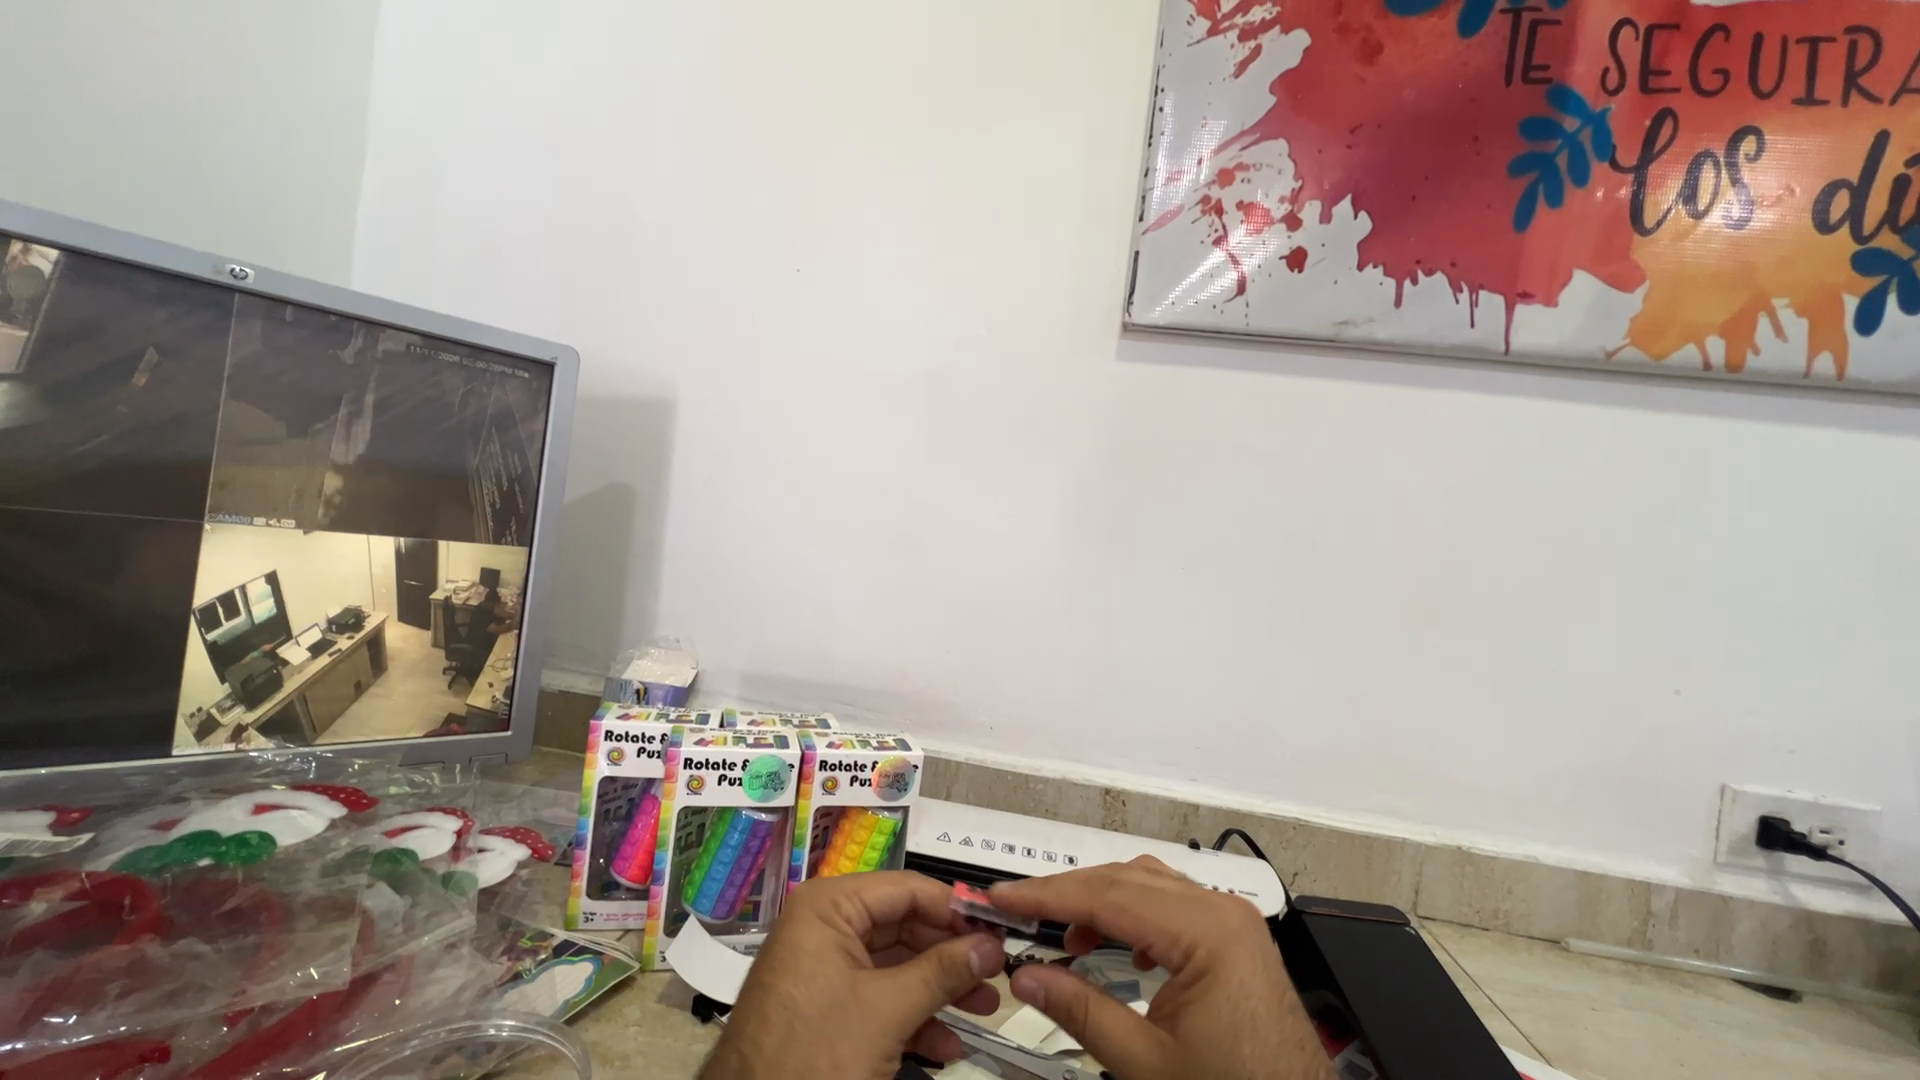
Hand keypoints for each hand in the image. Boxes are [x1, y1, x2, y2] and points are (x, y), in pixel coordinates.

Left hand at [701, 871, 1005, 1079]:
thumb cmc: (813, 1056)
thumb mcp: (887, 1011)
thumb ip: (943, 972)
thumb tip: (992, 945)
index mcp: (828, 907)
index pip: (906, 888)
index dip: (955, 908)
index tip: (998, 930)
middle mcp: (824, 926)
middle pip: (904, 926)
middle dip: (951, 955)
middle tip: (996, 973)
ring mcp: (823, 968)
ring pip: (896, 965)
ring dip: (939, 989)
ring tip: (983, 1007)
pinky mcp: (825, 1006)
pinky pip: (878, 996)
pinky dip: (912, 1016)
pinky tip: (945, 1043)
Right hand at [989, 857, 1332, 1079]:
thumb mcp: (1147, 1065)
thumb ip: (1080, 1011)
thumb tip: (1022, 975)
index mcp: (1206, 931)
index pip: (1108, 895)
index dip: (1047, 894)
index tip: (1001, 898)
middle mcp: (1222, 909)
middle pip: (1126, 878)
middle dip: (1067, 892)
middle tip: (1017, 909)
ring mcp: (1232, 920)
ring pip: (1147, 883)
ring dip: (1099, 899)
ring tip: (1062, 934)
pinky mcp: (1234, 938)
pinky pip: (1172, 903)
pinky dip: (1132, 913)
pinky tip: (1114, 946)